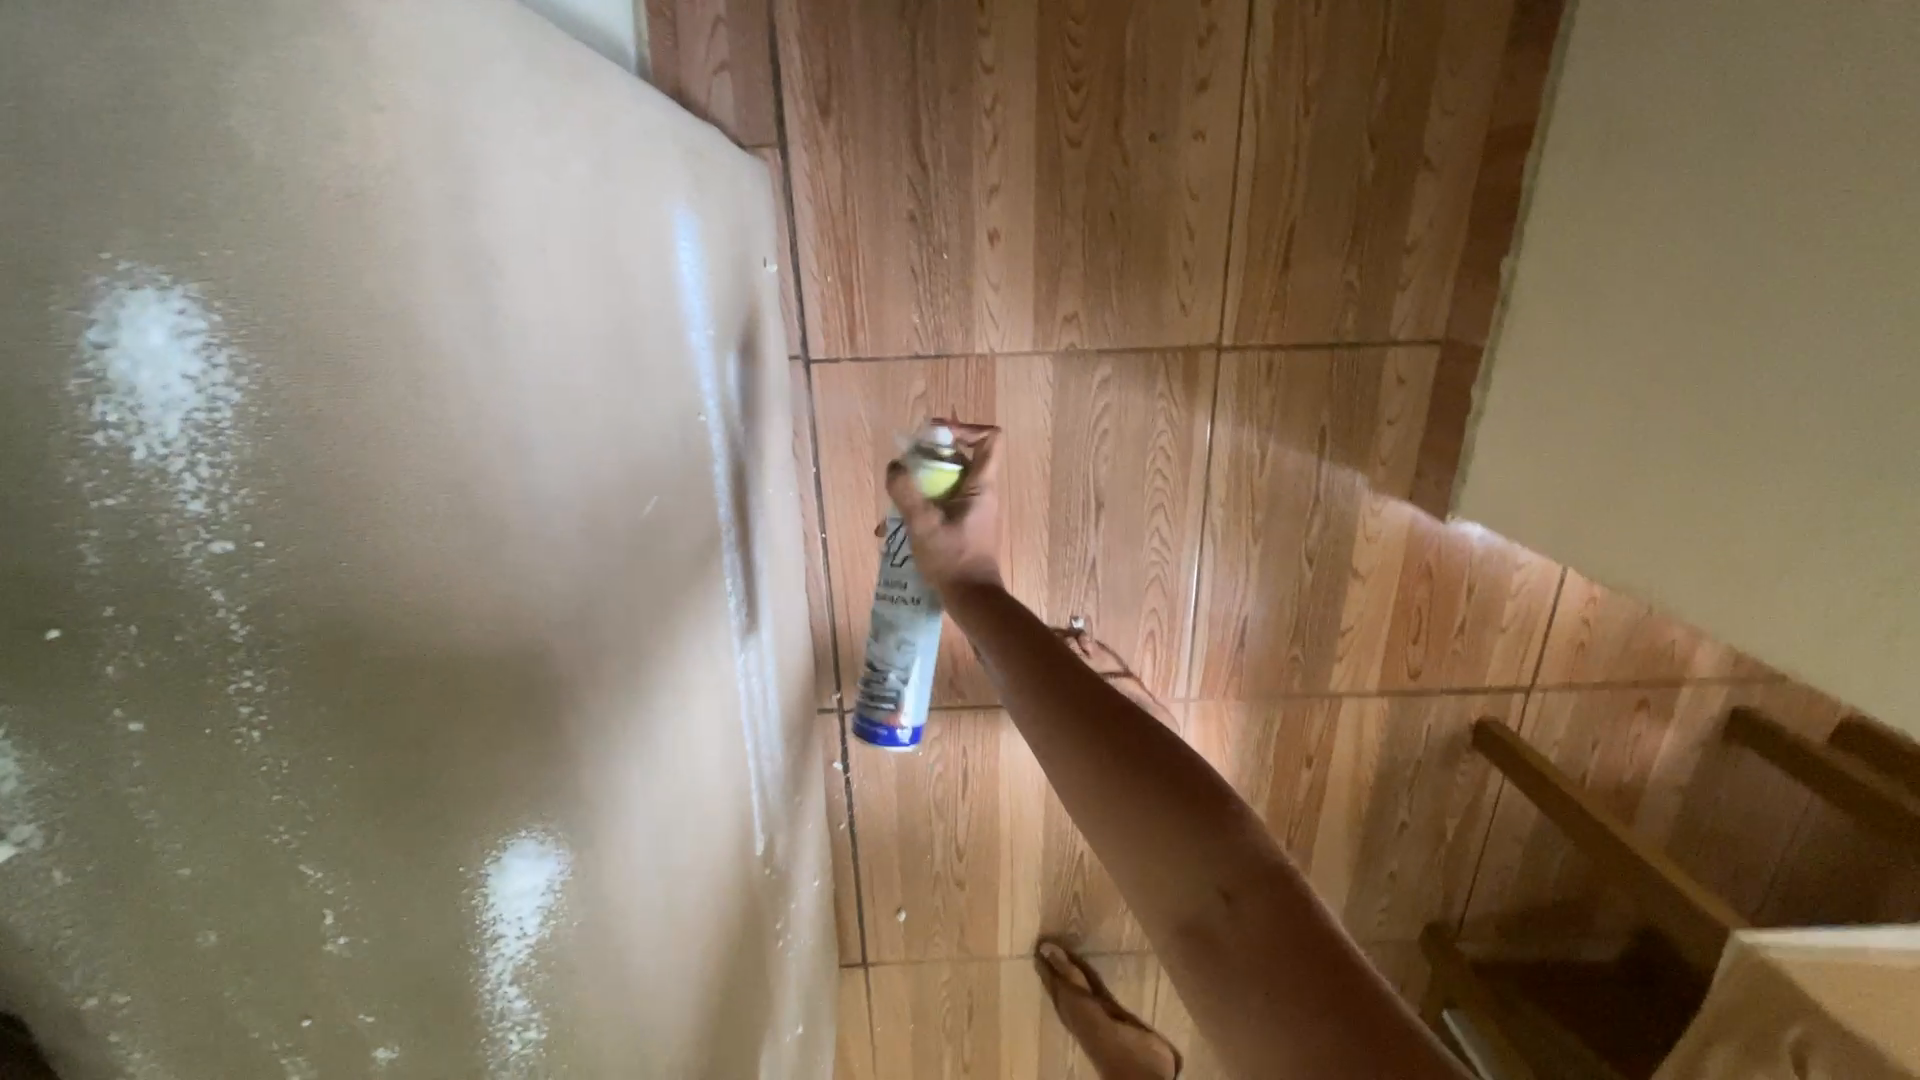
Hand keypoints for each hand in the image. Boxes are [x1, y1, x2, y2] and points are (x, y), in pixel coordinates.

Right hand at [884, 420, 1004, 601]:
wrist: (972, 599)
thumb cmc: (952, 560)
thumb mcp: (923, 524)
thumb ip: (906, 492)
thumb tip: (894, 467)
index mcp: (981, 485)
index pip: (990, 438)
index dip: (965, 428)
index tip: (935, 436)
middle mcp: (981, 492)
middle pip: (960, 457)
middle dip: (928, 459)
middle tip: (903, 467)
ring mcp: (973, 510)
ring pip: (947, 483)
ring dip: (919, 487)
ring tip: (892, 504)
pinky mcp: (964, 526)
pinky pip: (942, 505)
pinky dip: (920, 509)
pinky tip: (893, 529)